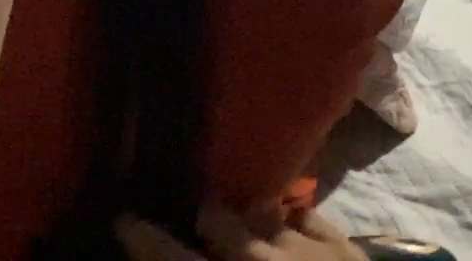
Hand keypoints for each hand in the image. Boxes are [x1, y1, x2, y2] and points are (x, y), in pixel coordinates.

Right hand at [117, 207, 367, 260]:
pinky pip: (307, 217)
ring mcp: (306, 248)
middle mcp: (258, 258)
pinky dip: (296, 227)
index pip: (169, 255)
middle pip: (217, 218)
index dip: (142, 236)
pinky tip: (295, 238)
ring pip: (263, 215)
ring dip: (255, 228)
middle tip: (209, 239)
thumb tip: (194, 252)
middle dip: (210, 225)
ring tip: (258, 241)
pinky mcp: (349, 248)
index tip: (123, 218)